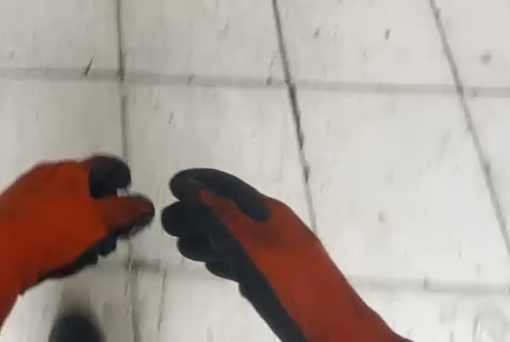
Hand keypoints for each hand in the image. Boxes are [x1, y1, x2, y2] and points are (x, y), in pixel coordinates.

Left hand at [0, 156, 154, 337]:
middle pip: (84, 184)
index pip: (104, 164)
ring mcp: (29, 191)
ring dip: (81, 220)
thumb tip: (145, 203)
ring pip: (65, 201)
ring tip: (89, 249)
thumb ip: (122, 211)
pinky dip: (60, 228)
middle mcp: (49, 173)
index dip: (121, 175)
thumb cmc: (51, 231)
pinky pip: (46, 215)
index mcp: (70, 170)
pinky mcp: (14, 211)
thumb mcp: (95, 222)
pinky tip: (62, 252)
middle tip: (112, 233)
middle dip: (102, 206)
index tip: (130, 188)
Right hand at [161, 169, 406, 341]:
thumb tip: (188, 186)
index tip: (171, 187)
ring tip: (184, 248)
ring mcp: (283, 255)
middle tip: (168, 225)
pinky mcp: (286, 282)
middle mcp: (275, 227)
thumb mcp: (251, 248)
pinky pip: (248, 261)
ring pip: (237, 238)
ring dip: (209, 238)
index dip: (198, 183)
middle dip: (198, 214)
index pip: (226, 186)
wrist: (341, 338)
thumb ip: (219, 215)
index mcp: (269, 212)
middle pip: (229, 212)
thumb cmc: (292, 290)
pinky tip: (216, 268)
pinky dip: (226, 259)